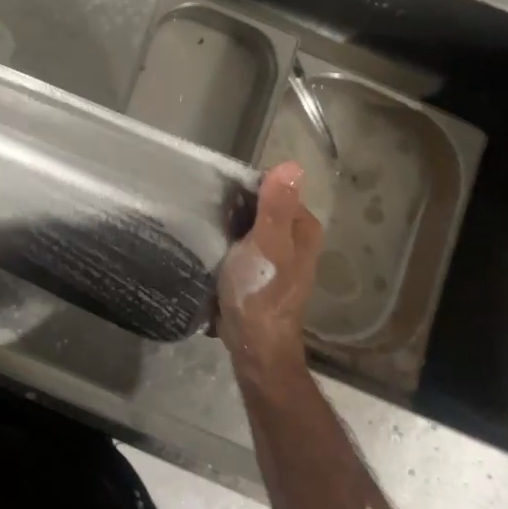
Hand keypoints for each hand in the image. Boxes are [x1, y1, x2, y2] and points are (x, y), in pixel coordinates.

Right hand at [217, 162, 323, 390]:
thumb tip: (292, 164)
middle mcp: (295, 239)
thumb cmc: (261, 291)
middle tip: (207, 210)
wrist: (254, 344)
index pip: (273, 188)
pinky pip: (241, 245)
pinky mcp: (259, 272)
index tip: (219, 195)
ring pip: (248, 226)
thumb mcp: (267, 243)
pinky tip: (208, 244)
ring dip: (227, 224)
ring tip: (203, 224)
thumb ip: (276, 205)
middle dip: (234, 206)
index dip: (246, 187)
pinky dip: (226, 242)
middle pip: (260, 206)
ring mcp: (277, 257)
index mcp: (303, 228)